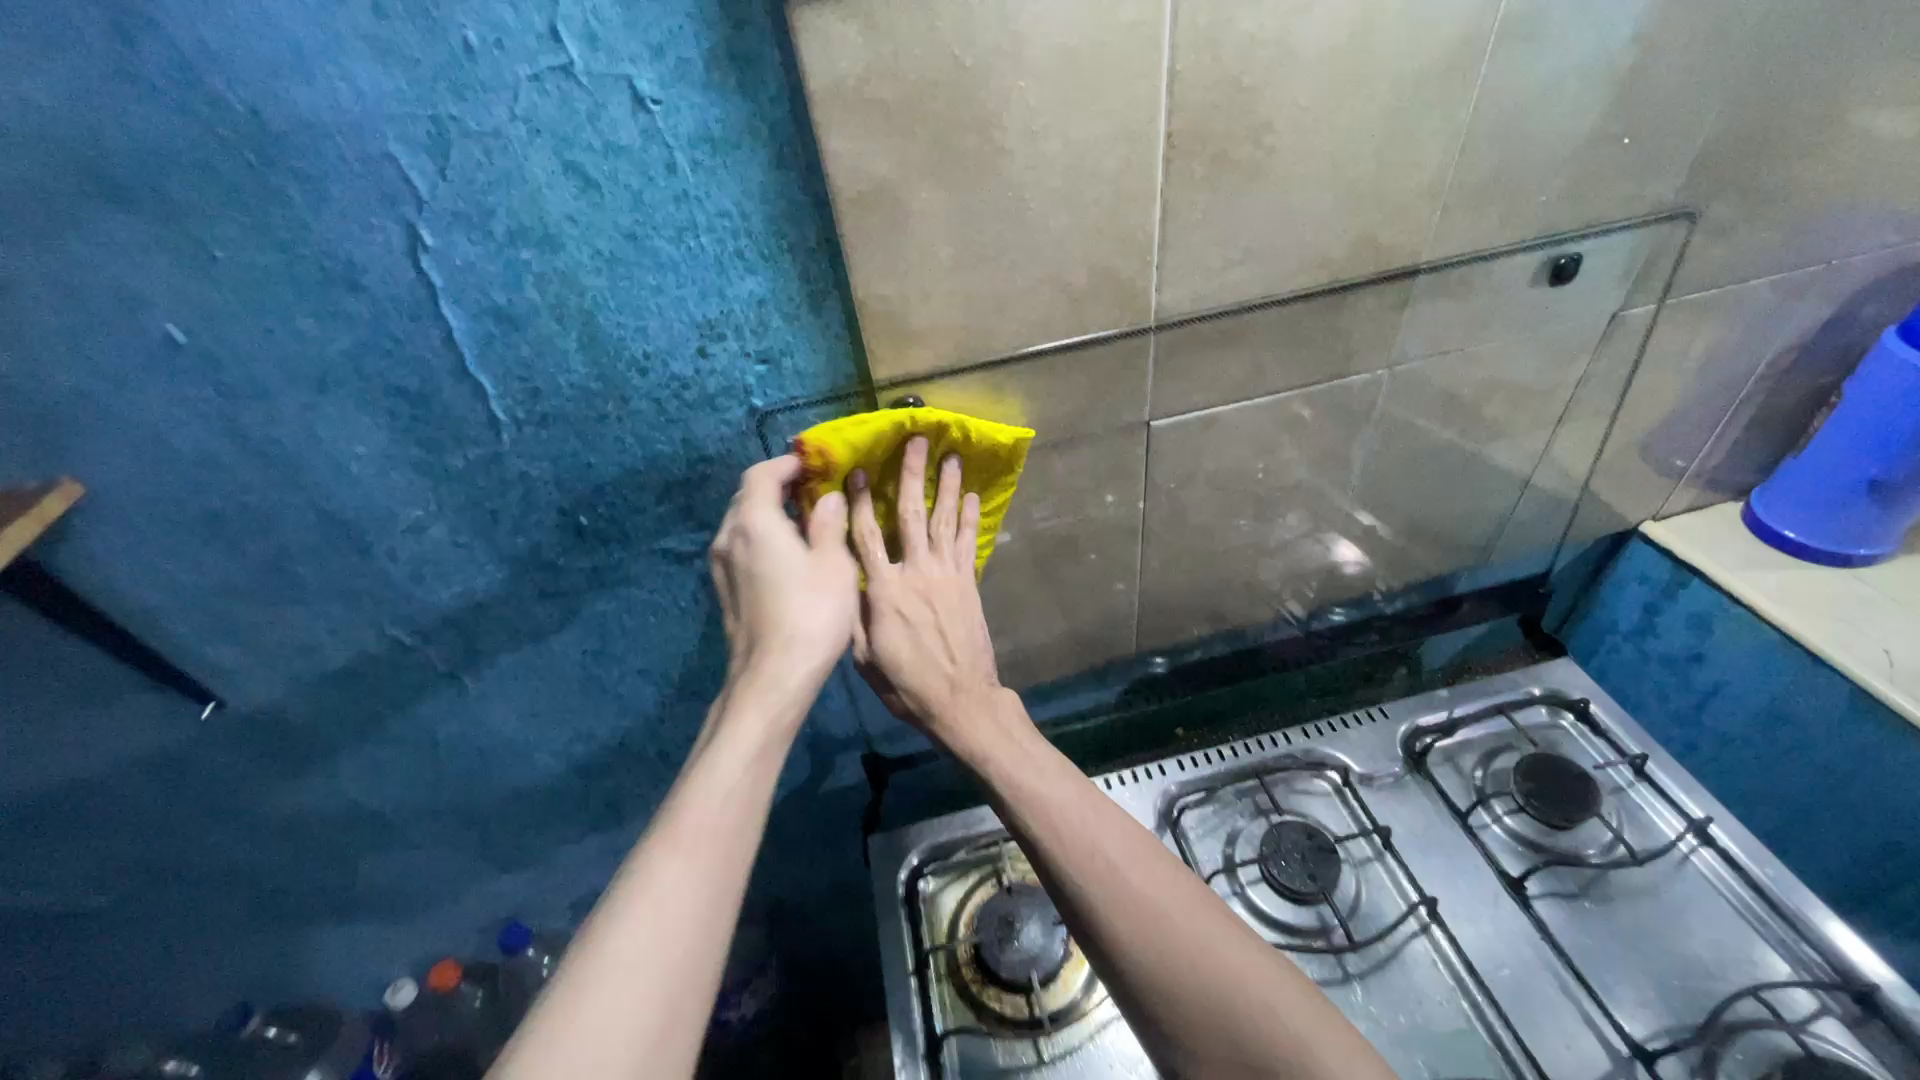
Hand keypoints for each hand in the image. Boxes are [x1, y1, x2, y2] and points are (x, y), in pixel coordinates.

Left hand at [708, 455, 858, 724]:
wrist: (773, 677)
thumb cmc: (811, 615)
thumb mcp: (834, 564)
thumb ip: (829, 524)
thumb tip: (828, 498)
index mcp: (754, 521)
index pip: (761, 474)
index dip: (787, 464)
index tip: (814, 466)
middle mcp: (728, 536)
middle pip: (747, 496)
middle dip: (778, 488)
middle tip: (814, 492)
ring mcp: (721, 565)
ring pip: (743, 523)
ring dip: (771, 515)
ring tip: (807, 524)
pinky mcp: (724, 589)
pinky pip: (742, 548)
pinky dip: (763, 539)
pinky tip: (790, 557)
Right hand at [848, 437, 1014, 750]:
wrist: (960, 701)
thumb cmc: (905, 684)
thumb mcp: (864, 657)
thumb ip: (854, 614)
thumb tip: (842, 579)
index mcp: (884, 591)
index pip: (866, 535)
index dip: (859, 500)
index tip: (857, 469)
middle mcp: (916, 573)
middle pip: (911, 514)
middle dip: (912, 474)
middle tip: (916, 440)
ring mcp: (947, 576)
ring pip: (945, 520)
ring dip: (946, 485)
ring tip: (950, 455)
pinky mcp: (969, 584)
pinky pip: (968, 542)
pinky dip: (970, 516)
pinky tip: (971, 494)